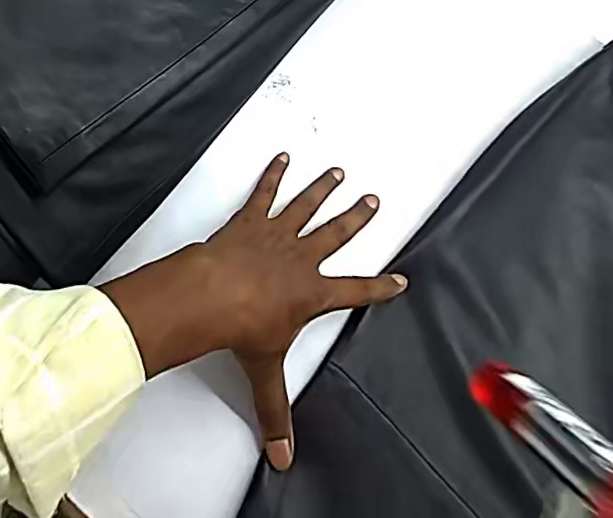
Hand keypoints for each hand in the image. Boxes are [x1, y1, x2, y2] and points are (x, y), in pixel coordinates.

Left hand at [99, 154, 405, 471]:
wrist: (214, 293)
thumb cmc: (242, 324)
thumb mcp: (265, 371)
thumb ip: (275, 410)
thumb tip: (281, 454)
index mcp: (311, 292)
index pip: (355, 290)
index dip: (379, 287)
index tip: (398, 279)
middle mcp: (299, 256)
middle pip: (336, 233)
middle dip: (357, 218)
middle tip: (373, 201)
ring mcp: (276, 233)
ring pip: (306, 205)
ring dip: (322, 189)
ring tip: (336, 173)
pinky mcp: (251, 219)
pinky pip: (265, 192)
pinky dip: (273, 173)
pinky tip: (281, 158)